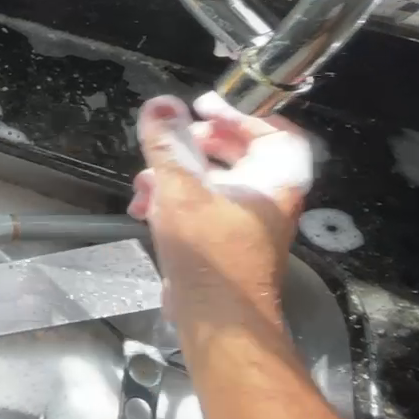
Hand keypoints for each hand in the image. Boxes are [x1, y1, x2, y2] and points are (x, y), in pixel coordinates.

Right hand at [128, 93, 311, 325]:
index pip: (276, 132)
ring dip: (174, 172)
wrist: (214, 315)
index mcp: (272, 181)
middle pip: (241, 152)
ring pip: (213, 178)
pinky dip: (171, 198)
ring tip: (144, 180)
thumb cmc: (207, 250)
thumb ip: (168, 145)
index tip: (202, 106)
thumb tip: (160, 103)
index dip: (243, 113)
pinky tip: (142, 208)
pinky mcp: (220, 238)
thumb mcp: (180, 189)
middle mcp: (265, 197)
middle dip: (198, 142)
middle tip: (170, 137)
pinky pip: (199, 203)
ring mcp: (243, 219)